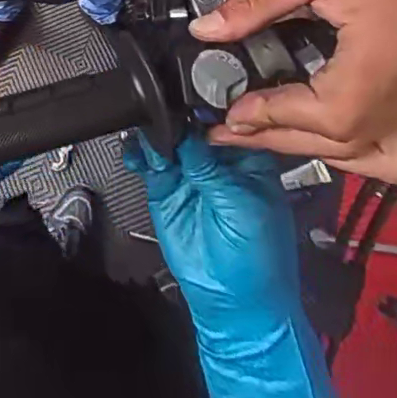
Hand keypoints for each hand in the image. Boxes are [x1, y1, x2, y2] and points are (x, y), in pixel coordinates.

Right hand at [124, 131, 349, 397]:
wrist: (234, 306)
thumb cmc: (258, 261)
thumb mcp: (241, 207)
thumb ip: (210, 169)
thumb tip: (187, 132)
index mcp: (249, 160)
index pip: (228, 120)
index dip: (208, 105)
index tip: (187, 91)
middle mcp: (218, 162)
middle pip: (192, 125)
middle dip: (175, 114)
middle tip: (159, 106)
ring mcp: (189, 175)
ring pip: (167, 140)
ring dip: (155, 133)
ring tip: (146, 132)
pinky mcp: (166, 190)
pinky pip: (149, 163)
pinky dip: (140, 154)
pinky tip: (137, 151)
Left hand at [193, 0, 396, 183]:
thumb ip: (249, 5)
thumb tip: (208, 31)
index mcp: (388, 49)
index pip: (333, 116)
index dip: (276, 118)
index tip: (237, 110)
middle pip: (352, 143)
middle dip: (282, 139)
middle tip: (235, 128)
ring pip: (388, 156)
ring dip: (327, 152)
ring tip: (275, 134)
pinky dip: (369, 149)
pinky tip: (331, 132)